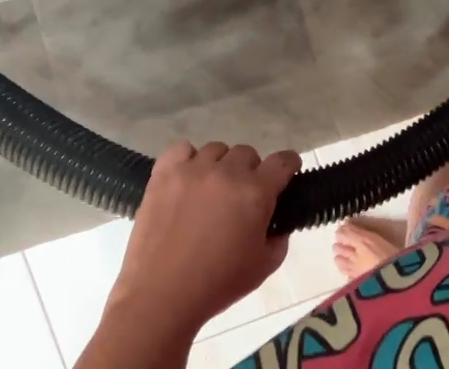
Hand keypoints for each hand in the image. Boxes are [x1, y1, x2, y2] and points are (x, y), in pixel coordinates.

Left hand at [111, 142, 300, 333]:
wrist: (160, 298)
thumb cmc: (217, 284)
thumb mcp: (264, 266)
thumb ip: (280, 238)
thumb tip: (278, 223)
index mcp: (256, 192)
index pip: (283, 160)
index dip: (288, 166)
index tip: (286, 176)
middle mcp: (227, 172)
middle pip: (248, 153)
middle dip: (250, 172)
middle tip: (241, 197)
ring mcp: (193, 170)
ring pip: (217, 150)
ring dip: (220, 166)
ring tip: (211, 191)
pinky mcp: (164, 175)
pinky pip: (182, 150)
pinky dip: (187, 160)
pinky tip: (187, 180)